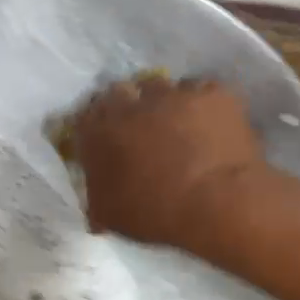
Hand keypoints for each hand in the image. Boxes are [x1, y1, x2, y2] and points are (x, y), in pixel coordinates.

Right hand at [70, 76, 268, 251]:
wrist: (216, 203)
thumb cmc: (153, 213)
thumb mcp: (107, 213)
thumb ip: (94, 192)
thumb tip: (95, 192)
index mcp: (97, 134)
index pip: (83, 116)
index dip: (92, 125)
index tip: (100, 136)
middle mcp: (130, 106)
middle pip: (120, 91)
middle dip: (124, 105)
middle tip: (135, 125)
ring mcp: (173, 95)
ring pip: (160, 86)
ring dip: (161, 100)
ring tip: (171, 119)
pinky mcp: (213, 93)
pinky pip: (200, 90)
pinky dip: (198, 102)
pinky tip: (204, 120)